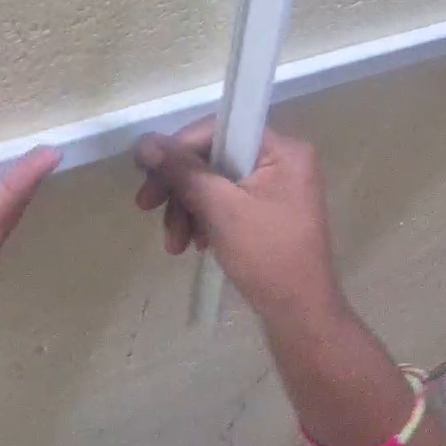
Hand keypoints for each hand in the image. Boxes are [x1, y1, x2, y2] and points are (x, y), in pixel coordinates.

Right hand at [133, 118, 344, 323]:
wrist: (300, 316)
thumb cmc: (267, 256)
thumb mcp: (221, 209)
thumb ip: (183, 171)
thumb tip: (145, 142)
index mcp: (283, 150)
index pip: (219, 129)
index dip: (178, 148)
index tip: (147, 171)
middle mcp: (282, 160)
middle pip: (213, 156)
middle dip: (179, 187)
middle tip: (146, 206)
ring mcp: (275, 187)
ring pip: (214, 182)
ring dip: (187, 209)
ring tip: (175, 244)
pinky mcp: (266, 211)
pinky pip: (225, 201)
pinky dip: (204, 219)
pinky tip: (194, 245)